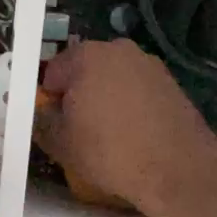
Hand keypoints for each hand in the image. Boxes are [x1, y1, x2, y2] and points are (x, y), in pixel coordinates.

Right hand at [36, 38, 216, 214]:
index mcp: (86, 56)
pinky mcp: (170, 82)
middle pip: (85, 71)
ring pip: (114, 80)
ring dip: (106, 99)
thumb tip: (41, 113)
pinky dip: (131, 106)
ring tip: (110, 135)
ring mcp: (149, 64)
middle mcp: (119, 49)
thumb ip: (42, 122)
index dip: (50, 100)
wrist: (176, 168)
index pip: (53, 72)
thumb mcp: (61, 143)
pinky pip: (138, 91)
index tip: (56, 125)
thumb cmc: (109, 152)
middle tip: (80, 130)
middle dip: (79, 95)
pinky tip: (134, 134)